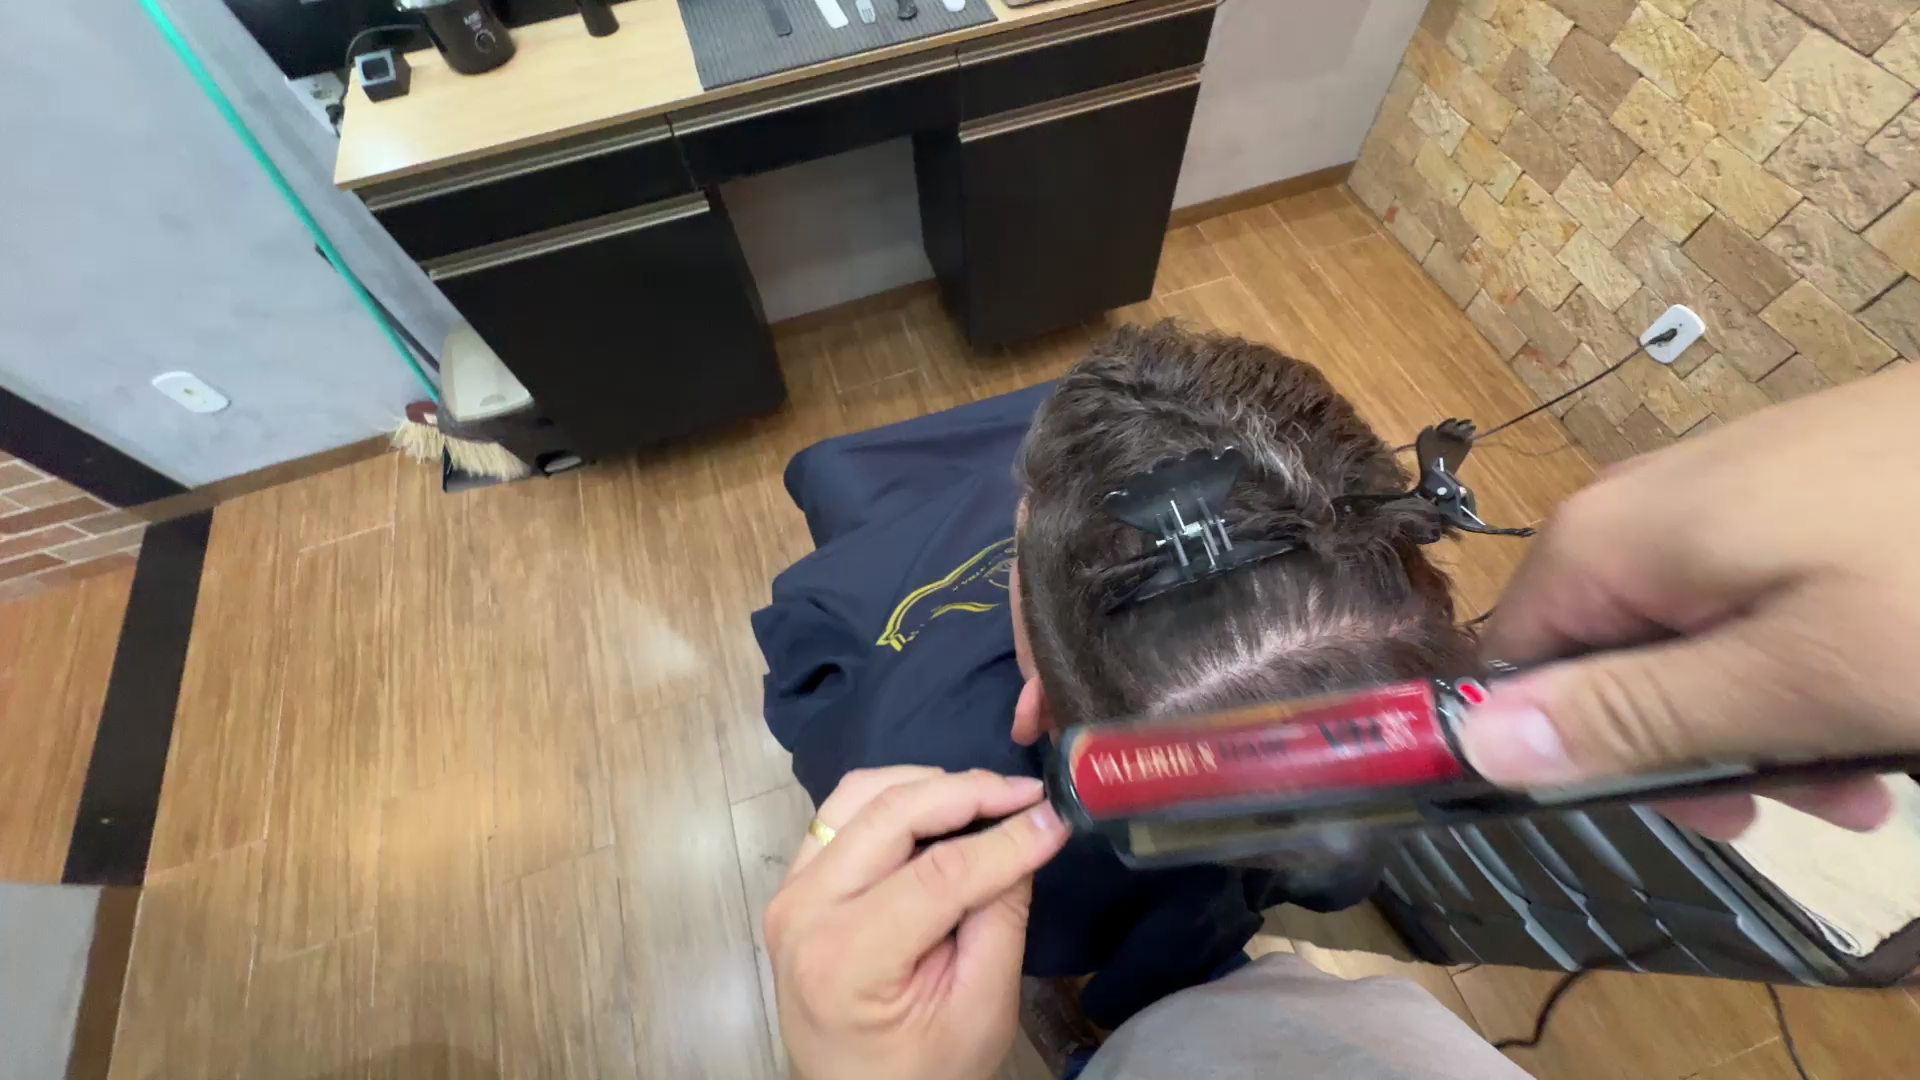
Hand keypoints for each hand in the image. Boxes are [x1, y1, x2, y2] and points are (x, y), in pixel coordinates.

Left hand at [767, 767, 1070, 1079]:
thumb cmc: (924, 1070)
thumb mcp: (980, 1011)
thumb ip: (1002, 915)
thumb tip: (1030, 828)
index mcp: (845, 959)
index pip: (937, 874)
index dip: (1003, 839)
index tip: (1054, 815)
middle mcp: (805, 910)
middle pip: (893, 814)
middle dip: (970, 791)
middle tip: (1025, 793)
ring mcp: (792, 887)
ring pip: (863, 793)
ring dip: (930, 783)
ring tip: (986, 797)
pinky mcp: (796, 876)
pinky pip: (844, 807)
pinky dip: (895, 792)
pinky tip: (937, 805)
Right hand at [1464, 363, 1919, 838]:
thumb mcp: (1806, 679)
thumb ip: (1630, 714)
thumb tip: (1475, 746)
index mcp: (1593, 543)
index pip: (1511, 664)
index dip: (1577, 747)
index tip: (1699, 806)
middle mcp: (1620, 505)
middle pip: (1596, 646)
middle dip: (1684, 733)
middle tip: (1811, 799)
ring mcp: (1701, 487)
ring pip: (1673, 624)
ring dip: (1749, 704)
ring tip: (1868, 752)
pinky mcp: (1775, 481)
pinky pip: (1737, 586)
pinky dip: (1790, 647)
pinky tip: (1875, 672)